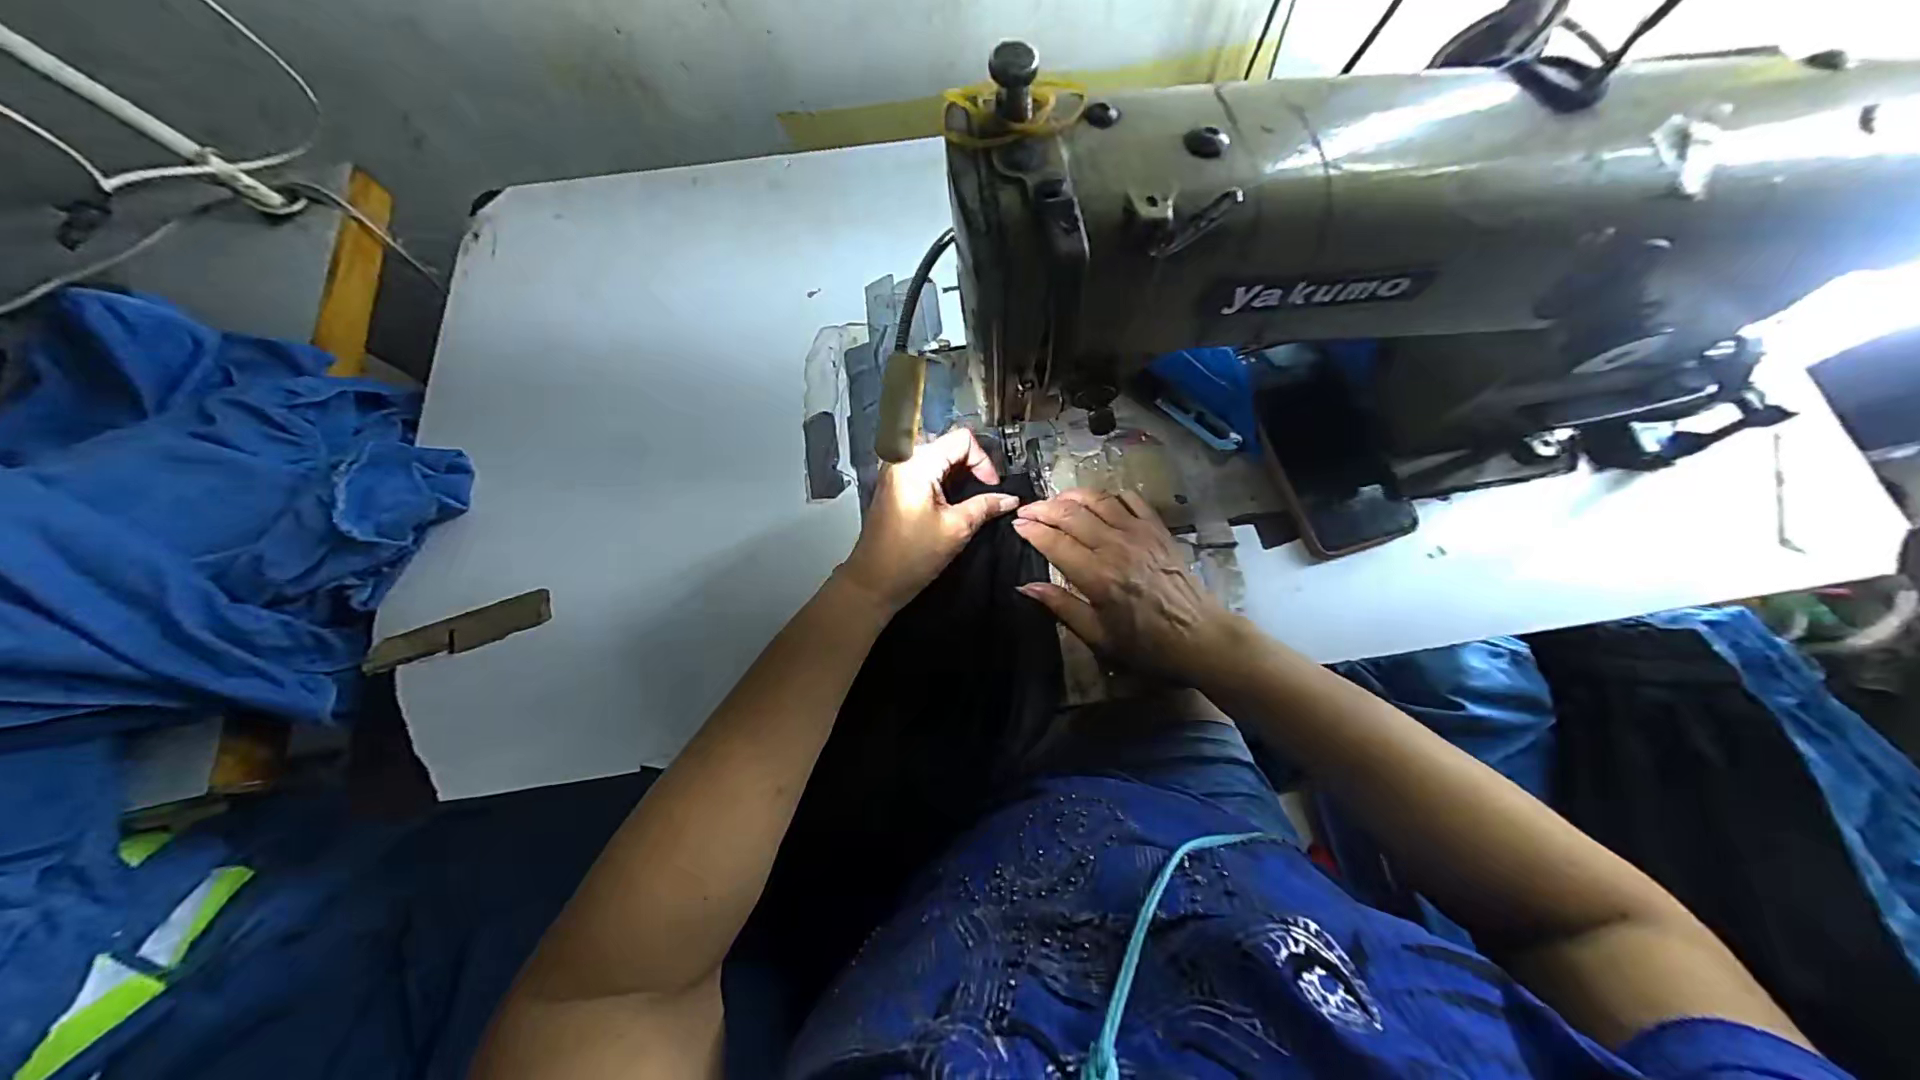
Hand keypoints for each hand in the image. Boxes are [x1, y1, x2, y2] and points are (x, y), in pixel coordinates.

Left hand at [837, 428, 1020, 613]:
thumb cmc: (909, 558)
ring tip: (971, 499)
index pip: (961, 439)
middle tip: (986, 492)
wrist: (875, 580)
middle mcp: (902, 459)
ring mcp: (897, 471)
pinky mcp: (896, 484)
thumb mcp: (956, 529)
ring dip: (960, 473)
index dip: (983, 460)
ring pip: (940, 456)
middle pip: (950, 444)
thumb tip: (1009, 499)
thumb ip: (985, 506)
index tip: (991, 486)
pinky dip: (945, 480)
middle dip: (973, 466)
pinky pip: (927, 469)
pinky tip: (953, 502)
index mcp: (915, 464)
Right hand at [1011, 488, 1244, 682]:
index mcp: (1098, 576)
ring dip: (1072, 496)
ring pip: (1098, 500)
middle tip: (1027, 510)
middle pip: (1071, 514)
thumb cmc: (1146, 644)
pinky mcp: (1157, 529)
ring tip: (1055, 501)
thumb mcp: (1098, 636)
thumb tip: (1025, 587)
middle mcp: (1116, 546)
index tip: (1016, 524)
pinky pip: (1130, 499)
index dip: (1032, 530)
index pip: (1055, 542)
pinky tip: (1098, 502)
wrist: (1200, 637)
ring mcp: (1139, 533)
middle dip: (1043, 508)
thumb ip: (1061, 606)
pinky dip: (1109, 495)